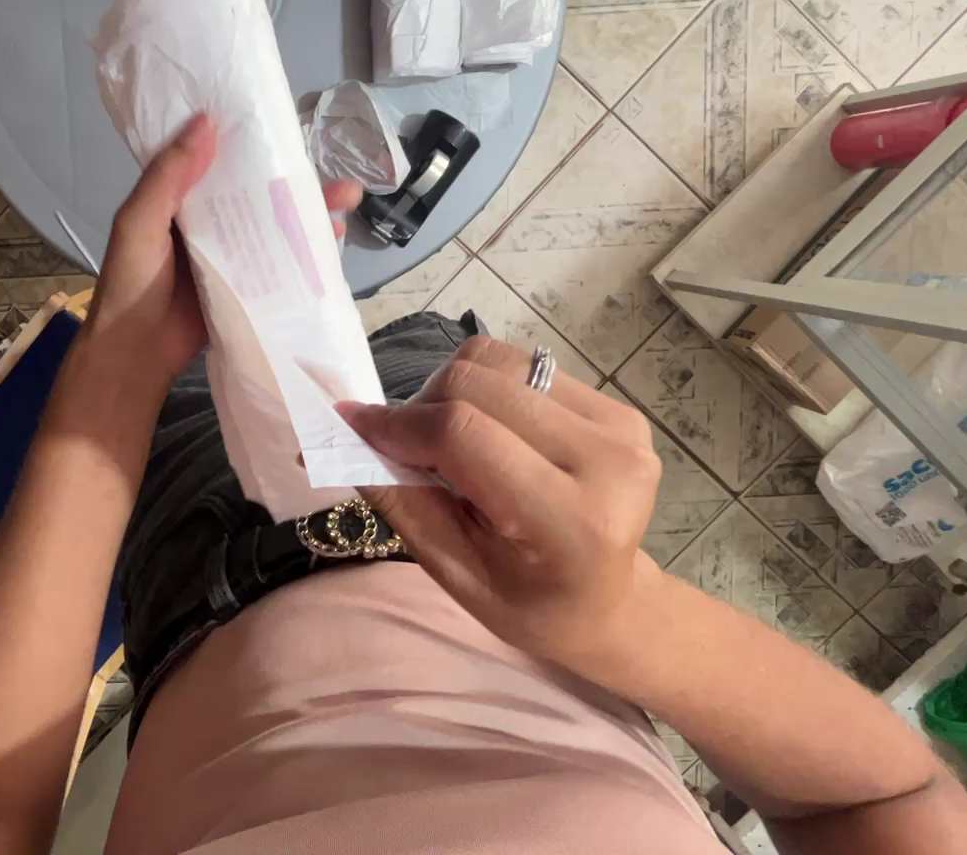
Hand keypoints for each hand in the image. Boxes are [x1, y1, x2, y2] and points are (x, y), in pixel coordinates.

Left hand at [83, 114, 365, 388]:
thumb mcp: (139, 220)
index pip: (221, 162)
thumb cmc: (131, 280)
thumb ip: (169, 175)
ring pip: (275, 225)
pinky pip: (277, 263)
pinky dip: (304, 252)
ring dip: (309, 214)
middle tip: (338, 177)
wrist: (136, 350)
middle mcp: (210, 222)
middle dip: (298, 183)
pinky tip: (332, 242)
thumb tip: (206, 121)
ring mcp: (231, 255)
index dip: (251, 144)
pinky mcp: (244, 285)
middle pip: (260, 194)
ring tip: (346, 201)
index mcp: (181, 198)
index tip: (287, 129)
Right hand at [339, 336, 663, 676]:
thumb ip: (400, 497)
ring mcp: (621, 428)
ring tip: (451, 436)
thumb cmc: (523, 601)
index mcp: (569, 521)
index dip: (398, 422)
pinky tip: (492, 429)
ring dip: (453, 389)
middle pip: (476, 383)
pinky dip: (487, 388)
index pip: (462, 434)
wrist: (607, 604)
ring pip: (497, 362)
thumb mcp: (452, 570)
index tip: (354, 423)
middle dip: (421, 404)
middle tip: (408, 443)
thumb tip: (345, 431)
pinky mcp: (620, 409)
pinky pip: (524, 365)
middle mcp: (607, 461)